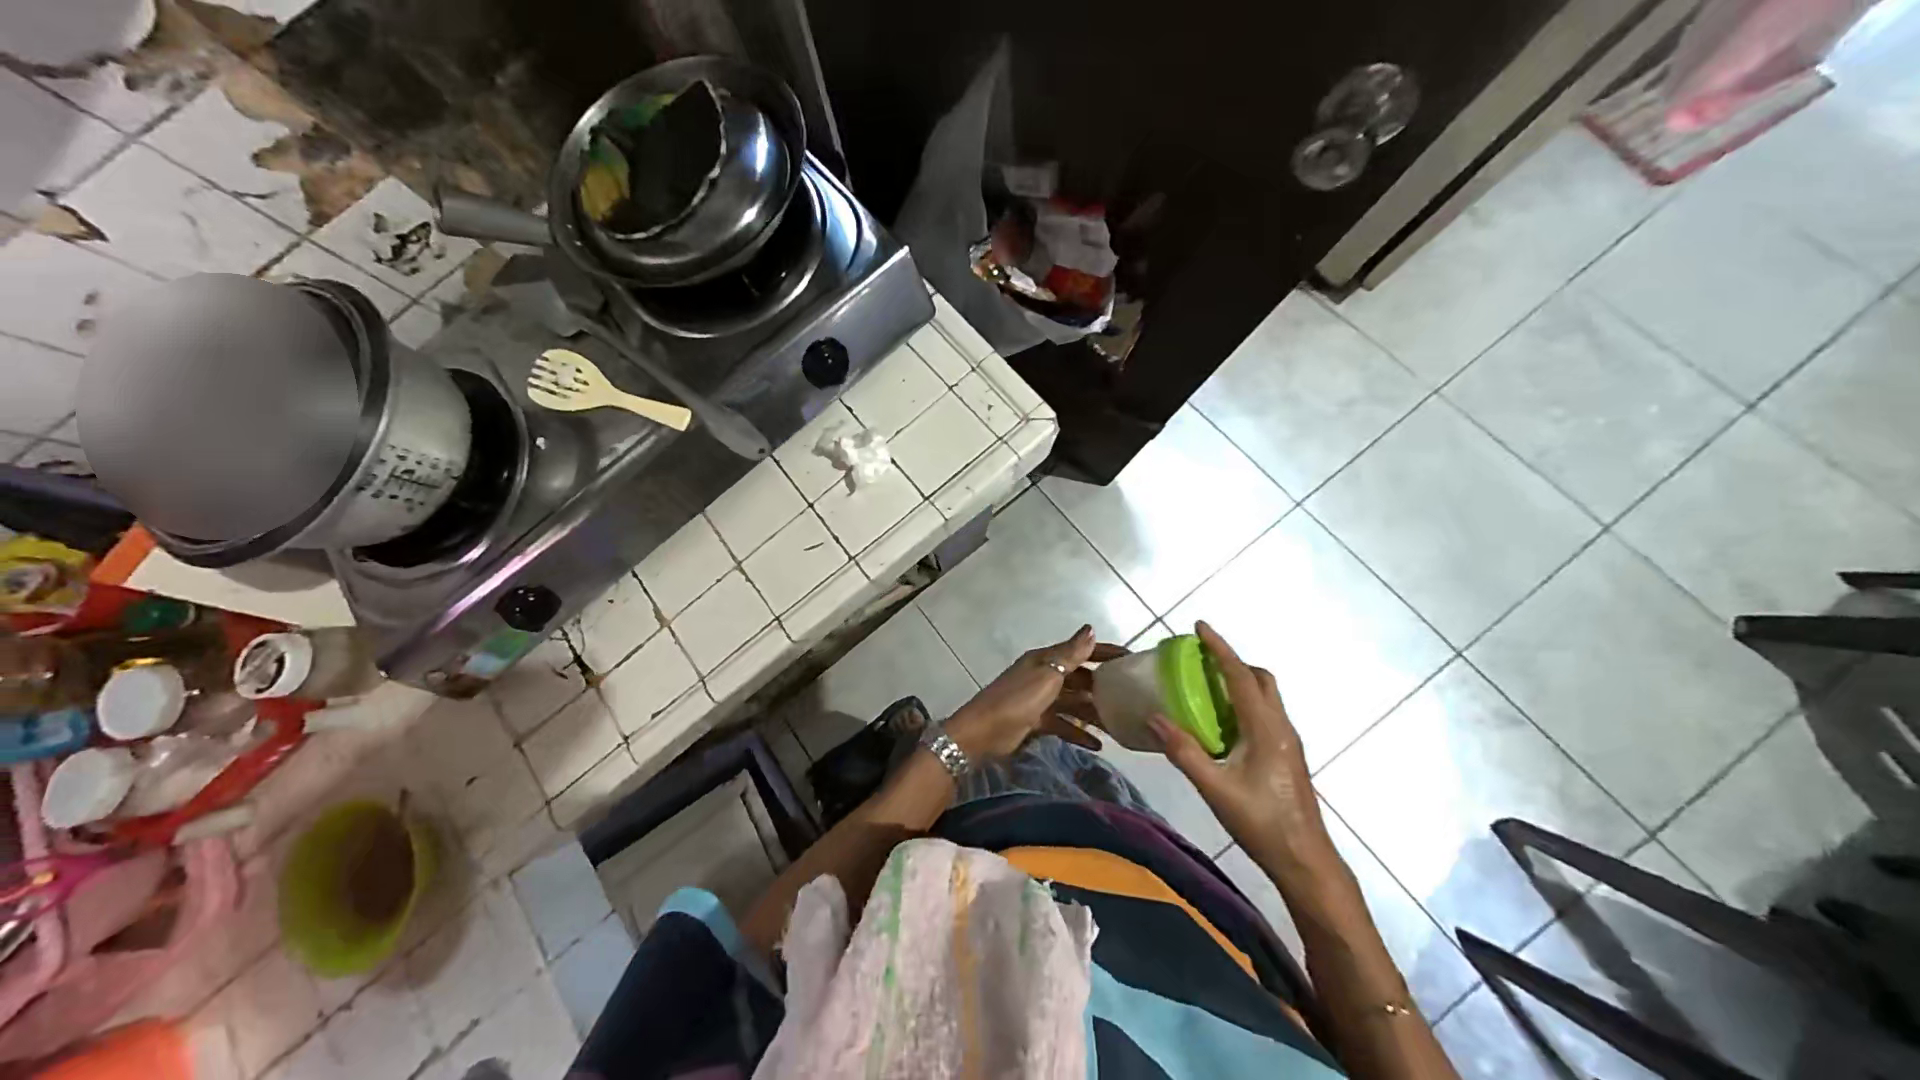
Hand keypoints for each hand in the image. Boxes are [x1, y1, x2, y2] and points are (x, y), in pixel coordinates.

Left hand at [945, 625, 1125, 761]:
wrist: (981, 733)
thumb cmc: (1016, 700)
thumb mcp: (1047, 675)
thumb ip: (1071, 655)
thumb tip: (1091, 629)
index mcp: (1046, 659)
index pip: (1081, 650)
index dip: (1106, 652)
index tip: (1134, 659)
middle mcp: (1044, 675)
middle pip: (1080, 679)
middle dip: (1104, 688)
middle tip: (1132, 699)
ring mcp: (1040, 700)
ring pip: (1074, 703)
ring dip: (1094, 713)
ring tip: (1119, 725)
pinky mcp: (1036, 722)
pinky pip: (1063, 725)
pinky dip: (1078, 733)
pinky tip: (1097, 745)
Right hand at [1153, 621, 1334, 875]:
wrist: (1306, 860)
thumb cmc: (1261, 823)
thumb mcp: (1216, 788)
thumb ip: (1184, 752)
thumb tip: (1154, 717)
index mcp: (1266, 728)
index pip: (1241, 676)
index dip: (1220, 648)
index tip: (1200, 627)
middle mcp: (1281, 727)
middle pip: (1260, 679)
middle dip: (1232, 662)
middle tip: (1200, 661)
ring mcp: (1288, 742)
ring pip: (1265, 697)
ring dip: (1238, 682)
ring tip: (1204, 688)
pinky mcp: (1287, 756)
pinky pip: (1264, 714)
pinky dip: (1242, 703)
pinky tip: (1221, 724)